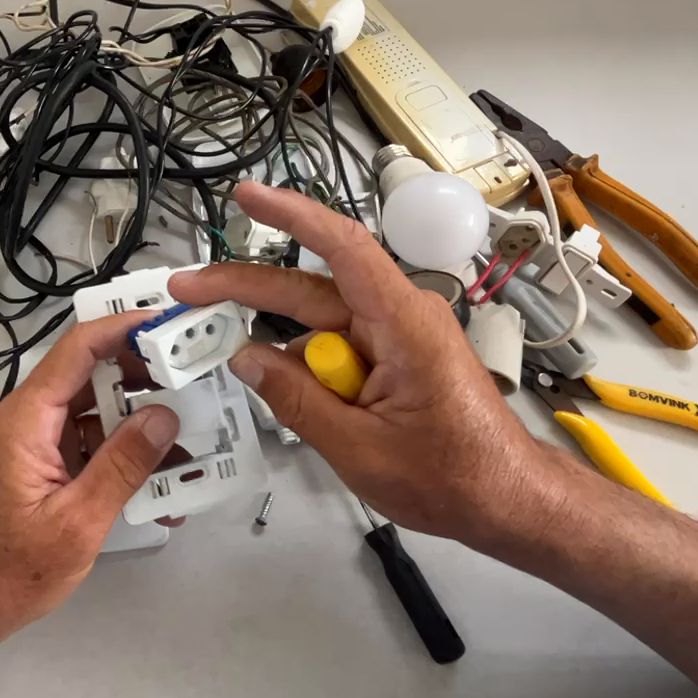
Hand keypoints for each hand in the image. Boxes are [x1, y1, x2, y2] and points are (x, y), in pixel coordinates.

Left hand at [0, 313, 180, 649]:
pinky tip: (161, 483)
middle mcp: (31, 419)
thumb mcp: (76, 522)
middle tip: (192, 381)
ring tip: (188, 439)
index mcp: (29, 418)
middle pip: (92, 375)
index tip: (166, 323)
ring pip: (97, 411)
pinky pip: (92, 443)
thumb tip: (164, 417)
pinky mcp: (47, 465)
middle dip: (144, 375)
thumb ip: (122, 465)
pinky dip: (125, 455)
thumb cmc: (8, 571)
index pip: (78, 349)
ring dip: (140, 423)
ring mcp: (39, 441)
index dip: (122, 328)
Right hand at [169, 181, 564, 547]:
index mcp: (401, 322)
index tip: (246, 195)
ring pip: (316, 322)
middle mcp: (394, 314)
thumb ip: (297, 400)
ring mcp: (392, 334)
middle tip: (186, 290)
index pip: (342, 247)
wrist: (511, 502)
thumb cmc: (452, 478)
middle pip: (308, 288)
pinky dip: (303, 366)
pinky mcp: (389, 354)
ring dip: (275, 340)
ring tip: (232, 354)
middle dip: (244, 286)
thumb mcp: (361, 449)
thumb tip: (243, 358)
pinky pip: (332, 346)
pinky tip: (294, 396)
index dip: (291, 215)